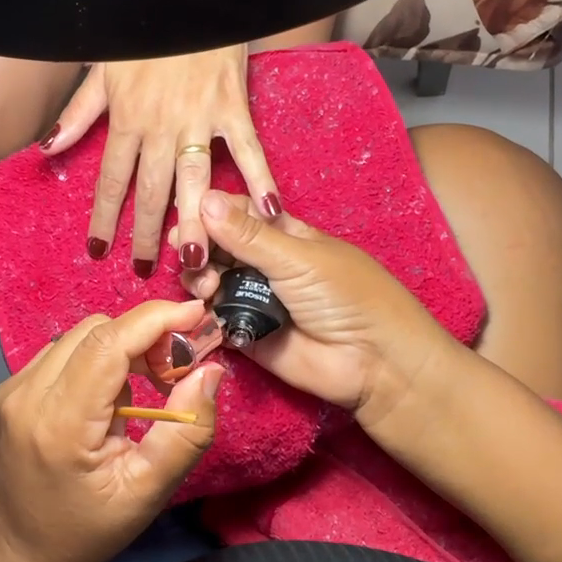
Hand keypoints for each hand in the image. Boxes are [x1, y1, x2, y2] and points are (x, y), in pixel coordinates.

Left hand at [0, 301, 221, 561]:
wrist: (21, 553)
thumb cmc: (88, 530)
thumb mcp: (148, 491)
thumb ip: (186, 431)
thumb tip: (211, 370)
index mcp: (59, 423)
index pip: (108, 344)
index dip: (155, 320)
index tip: (197, 315)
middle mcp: (26, 395)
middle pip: (93, 331)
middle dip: (142, 338)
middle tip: (174, 373)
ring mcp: (10, 389)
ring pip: (76, 337)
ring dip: (118, 349)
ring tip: (141, 393)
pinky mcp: (8, 390)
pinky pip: (59, 354)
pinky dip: (92, 361)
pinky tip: (106, 401)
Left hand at [40, 47, 277, 277]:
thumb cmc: (140, 35)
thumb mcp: (101, 71)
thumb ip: (77, 114)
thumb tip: (47, 149)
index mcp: (126, 119)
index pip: (111, 179)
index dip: (104, 217)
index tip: (98, 250)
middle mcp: (160, 127)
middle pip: (150, 191)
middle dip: (145, 233)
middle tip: (144, 270)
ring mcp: (199, 119)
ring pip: (193, 180)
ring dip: (194, 222)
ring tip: (194, 260)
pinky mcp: (233, 107)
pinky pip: (247, 149)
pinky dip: (260, 177)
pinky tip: (269, 210)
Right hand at [177, 190, 459, 426]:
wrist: (374, 363)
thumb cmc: (348, 296)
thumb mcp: (297, 258)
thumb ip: (248, 235)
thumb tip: (205, 198)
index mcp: (281, 234)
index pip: (234, 212)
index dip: (208, 212)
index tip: (188, 218)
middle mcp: (262, 262)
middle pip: (214, 244)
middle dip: (197, 246)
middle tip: (191, 255)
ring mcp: (250, 297)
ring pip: (207, 278)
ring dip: (198, 277)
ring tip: (207, 288)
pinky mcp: (242, 331)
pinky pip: (211, 316)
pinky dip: (198, 311)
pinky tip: (201, 309)